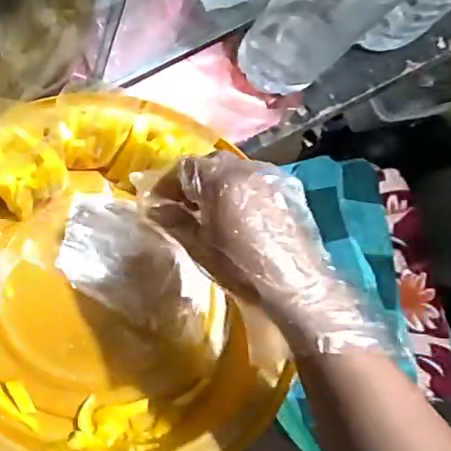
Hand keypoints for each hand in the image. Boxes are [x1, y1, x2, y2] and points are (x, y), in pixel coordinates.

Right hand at [144, 153, 390, 356]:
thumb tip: (153, 207)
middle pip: (210, 163)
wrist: (297, 287)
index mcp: (221, 179)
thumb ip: (173, 220)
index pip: (184, 166)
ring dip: (216, 185)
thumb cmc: (241, 268)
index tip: (157, 203)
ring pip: (234, 170)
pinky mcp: (290, 189)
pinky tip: (236, 215)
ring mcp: (272, 176)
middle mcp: (248, 168)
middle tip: (180, 206)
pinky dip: (239, 190)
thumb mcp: (198, 246)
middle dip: (192, 182)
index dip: (166, 183)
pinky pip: (255, 180)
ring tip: (208, 211)